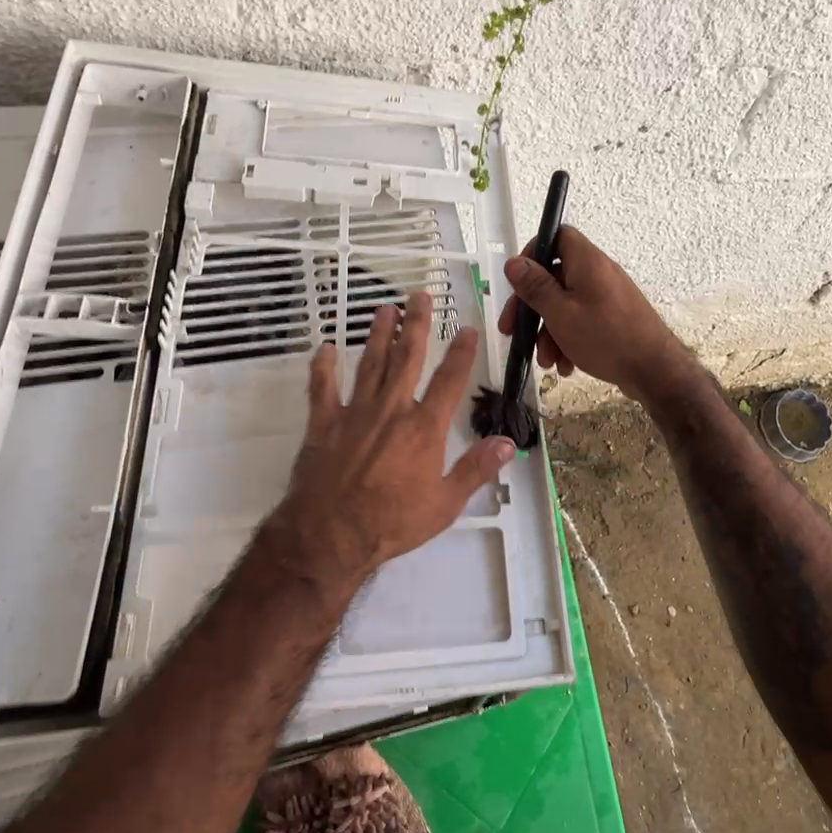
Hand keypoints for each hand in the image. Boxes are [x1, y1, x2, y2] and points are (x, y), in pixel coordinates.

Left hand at [276, 293, 516, 578]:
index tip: (467, 329)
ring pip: (369, 364)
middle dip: (416, 325)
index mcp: (424, 429)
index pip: (449, 381)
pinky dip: (323, 366)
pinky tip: (325, 347)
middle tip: (419, 296)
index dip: (460, 353)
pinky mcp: (323, 424)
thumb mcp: (445, 504)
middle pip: (407, 358)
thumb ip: (476, 470)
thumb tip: (509, 443)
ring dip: (378, 334)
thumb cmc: (392, 523)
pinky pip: (322, 388)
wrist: (330, 536)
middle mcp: (391, 410)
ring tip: (384, 309)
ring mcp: (354, 413)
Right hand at [494, 226, 689, 403]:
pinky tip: (566, 365)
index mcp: (586, 261)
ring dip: (549, 332)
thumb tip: (513, 262)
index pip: (557, 237)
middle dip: (533, 308)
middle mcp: (599, 273)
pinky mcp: (614, 318)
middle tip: (512, 330)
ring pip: (566, 305)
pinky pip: (583, 321)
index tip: (517, 281)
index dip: (533, 254)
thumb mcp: (560, 313)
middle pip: (555, 278)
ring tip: (546, 362)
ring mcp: (608, 296)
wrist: (654, 371)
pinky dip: (569, 339)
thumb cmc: (605, 338)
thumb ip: (535, 287)